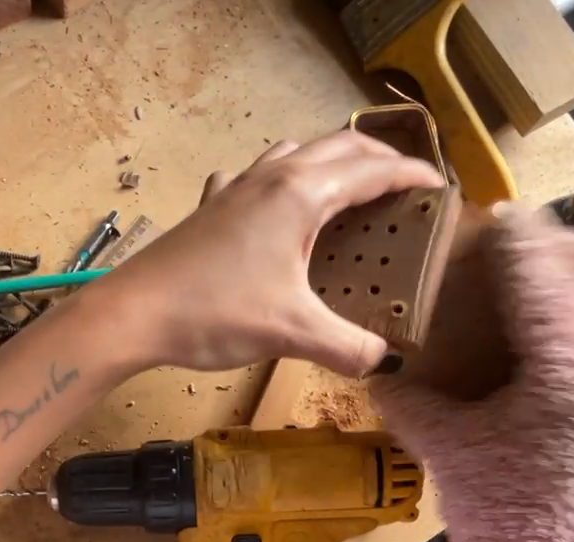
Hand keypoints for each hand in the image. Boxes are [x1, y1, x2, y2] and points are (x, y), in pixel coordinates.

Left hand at [90, 131, 443, 376]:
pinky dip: (277, 179)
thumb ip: (345, 347)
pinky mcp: (209, 209)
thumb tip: (381, 362)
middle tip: (402, 183)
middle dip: (377, 159)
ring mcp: (235, 189)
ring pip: (294, 153)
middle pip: (338, 147)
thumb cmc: (214, 314)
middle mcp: (271, 178)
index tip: (439, 190)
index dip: (411, 177)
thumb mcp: (290, 333)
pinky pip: (253, 177)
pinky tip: (268, 204)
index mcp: (301, 194)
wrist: (134, 314)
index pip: (372, 171)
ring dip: (328, 161)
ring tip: (346, 187)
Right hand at [370, 211, 573, 541]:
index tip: (493, 220)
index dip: (509, 235)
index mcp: (570, 347)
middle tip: (524, 247)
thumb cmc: (514, 514)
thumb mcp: (452, 452)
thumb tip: (377, 377)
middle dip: (557, 245)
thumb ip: (413, 404)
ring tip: (570, 278)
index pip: (536, 261)